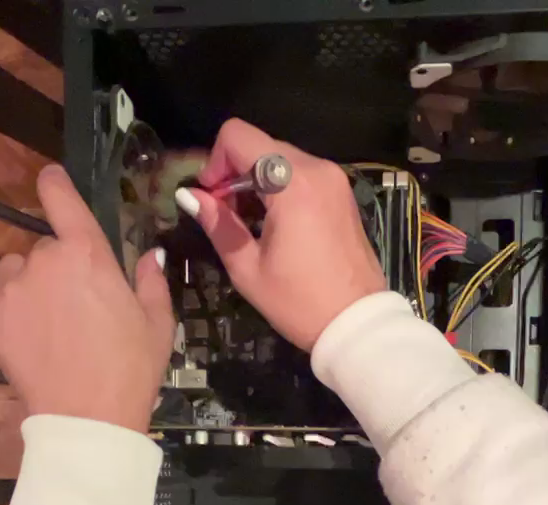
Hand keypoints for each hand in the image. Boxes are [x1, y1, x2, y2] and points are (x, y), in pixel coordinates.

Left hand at [0, 164, 174, 432]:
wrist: (92, 419)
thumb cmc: (132, 371)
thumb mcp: (158, 326)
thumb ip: (152, 283)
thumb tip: (151, 253)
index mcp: (87, 255)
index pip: (61, 199)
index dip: (56, 185)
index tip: (53, 182)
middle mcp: (43, 261)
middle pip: (44, 248)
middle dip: (61, 269)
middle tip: (83, 311)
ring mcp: (10, 291)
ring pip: (12, 270)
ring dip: (27, 285)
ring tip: (49, 324)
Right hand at [178, 120, 386, 351]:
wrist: (357, 325)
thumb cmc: (300, 304)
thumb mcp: (249, 270)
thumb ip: (219, 225)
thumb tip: (190, 196)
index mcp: (292, 183)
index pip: (238, 136)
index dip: (215, 162)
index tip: (212, 199)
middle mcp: (317, 169)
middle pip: (261, 146)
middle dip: (236, 175)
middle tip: (228, 218)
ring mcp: (335, 181)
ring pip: (281, 161)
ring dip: (258, 184)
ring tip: (252, 226)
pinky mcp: (343, 195)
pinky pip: (303, 177)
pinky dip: (282, 191)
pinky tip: (277, 227)